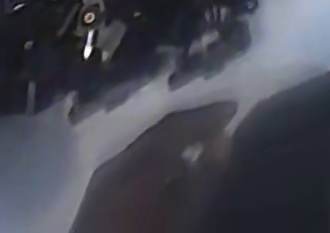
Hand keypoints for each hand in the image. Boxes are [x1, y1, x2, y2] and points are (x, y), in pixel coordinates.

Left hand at [70, 102, 236, 232]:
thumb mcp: (182, 221)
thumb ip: (205, 180)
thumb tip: (225, 141)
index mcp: (135, 162)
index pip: (175, 124)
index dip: (206, 114)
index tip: (233, 108)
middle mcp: (116, 162)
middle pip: (159, 134)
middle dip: (191, 128)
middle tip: (222, 124)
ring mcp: (101, 183)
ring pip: (146, 151)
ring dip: (175, 147)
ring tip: (202, 150)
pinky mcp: (96, 202)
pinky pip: (133, 168)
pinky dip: (158, 166)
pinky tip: (173, 179)